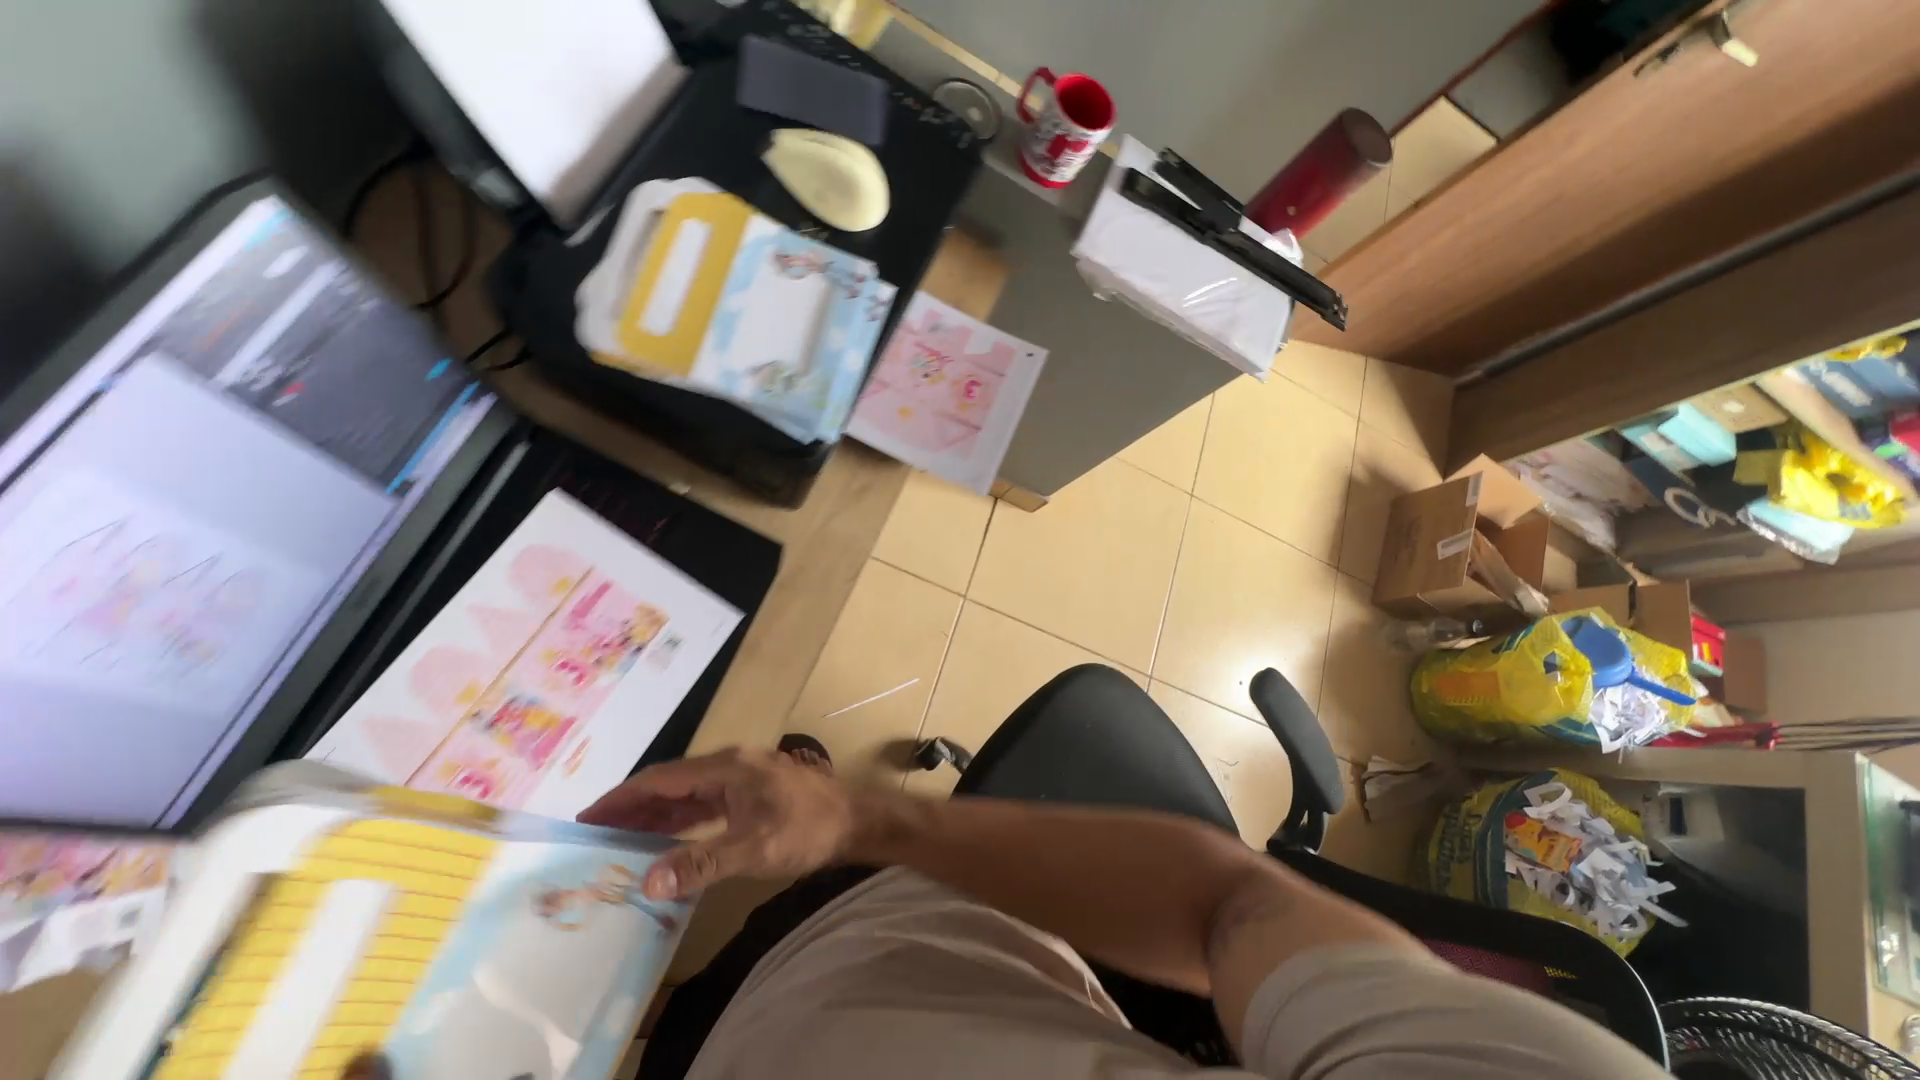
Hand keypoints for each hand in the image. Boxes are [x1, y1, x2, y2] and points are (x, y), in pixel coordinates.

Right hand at [576, 748, 855, 899]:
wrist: (859, 820)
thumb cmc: (808, 829)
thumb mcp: (753, 849)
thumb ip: (701, 863)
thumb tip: (648, 882)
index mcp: (726, 767)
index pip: (661, 779)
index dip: (622, 799)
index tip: (588, 819)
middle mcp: (730, 765)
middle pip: (671, 784)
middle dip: (633, 808)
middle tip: (595, 835)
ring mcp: (744, 778)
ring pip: (688, 794)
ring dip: (657, 815)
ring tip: (621, 840)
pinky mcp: (754, 793)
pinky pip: (707, 804)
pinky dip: (683, 821)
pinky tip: (668, 841)